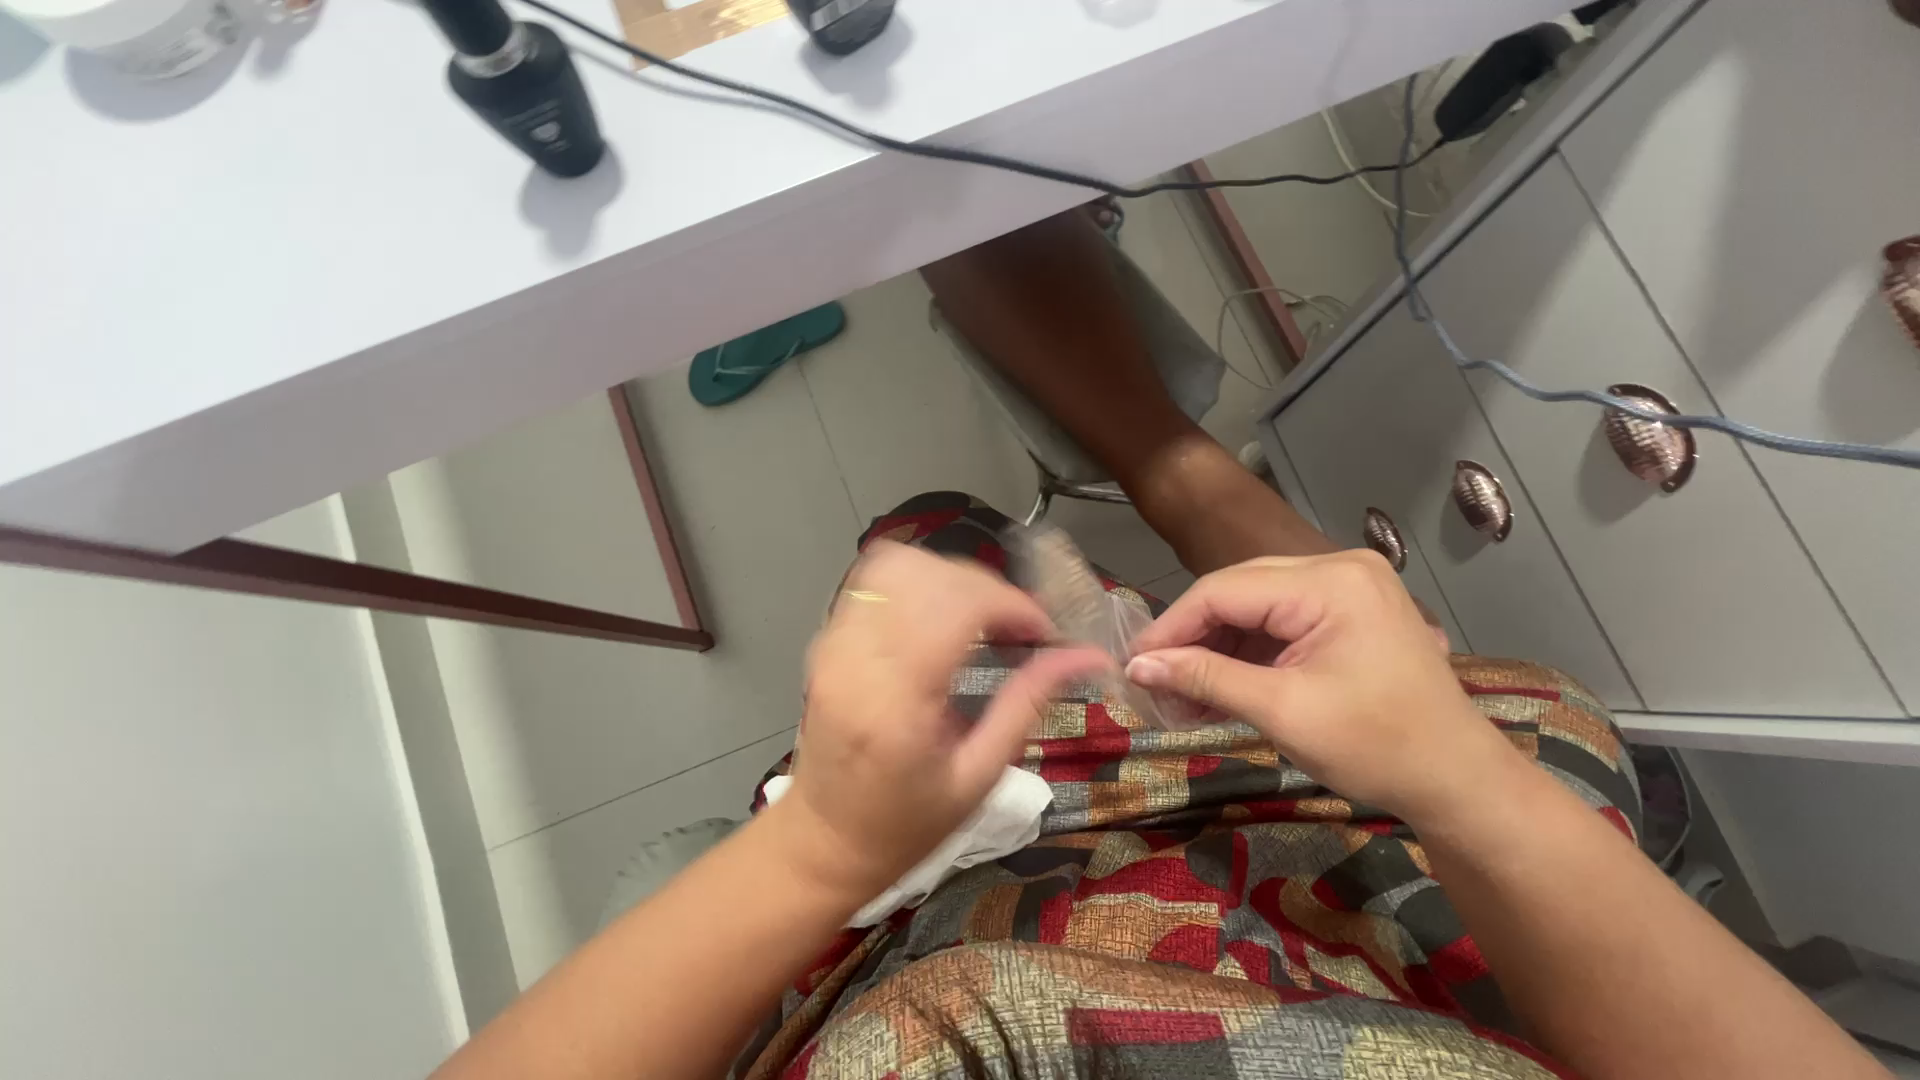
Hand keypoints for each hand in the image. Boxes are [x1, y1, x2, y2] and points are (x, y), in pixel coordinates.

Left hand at [780, 541, 1107, 898]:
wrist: (826, 842)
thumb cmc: (906, 825)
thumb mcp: (979, 776)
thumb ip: (1027, 703)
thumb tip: (1085, 656)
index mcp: (895, 701)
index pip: (957, 605)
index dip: (1011, 603)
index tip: (1043, 631)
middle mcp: (856, 658)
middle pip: (927, 573)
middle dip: (985, 587)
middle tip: (1016, 627)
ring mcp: (833, 643)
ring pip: (895, 563)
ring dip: (949, 577)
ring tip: (981, 618)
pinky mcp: (826, 640)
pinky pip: (873, 581)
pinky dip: (918, 584)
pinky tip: (941, 619)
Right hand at [1124, 550, 1522, 823]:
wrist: (1459, 782)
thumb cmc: (1377, 747)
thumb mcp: (1282, 711)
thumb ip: (1205, 679)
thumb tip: (1137, 666)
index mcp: (1331, 582)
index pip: (1224, 590)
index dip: (1171, 627)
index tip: (1131, 664)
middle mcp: (1338, 569)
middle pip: (1238, 593)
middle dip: (1192, 640)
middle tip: (1153, 682)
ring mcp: (1347, 589)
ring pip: (1254, 609)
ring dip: (1215, 652)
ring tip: (1180, 697)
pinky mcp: (1347, 614)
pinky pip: (1280, 624)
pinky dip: (1246, 657)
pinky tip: (1217, 690)